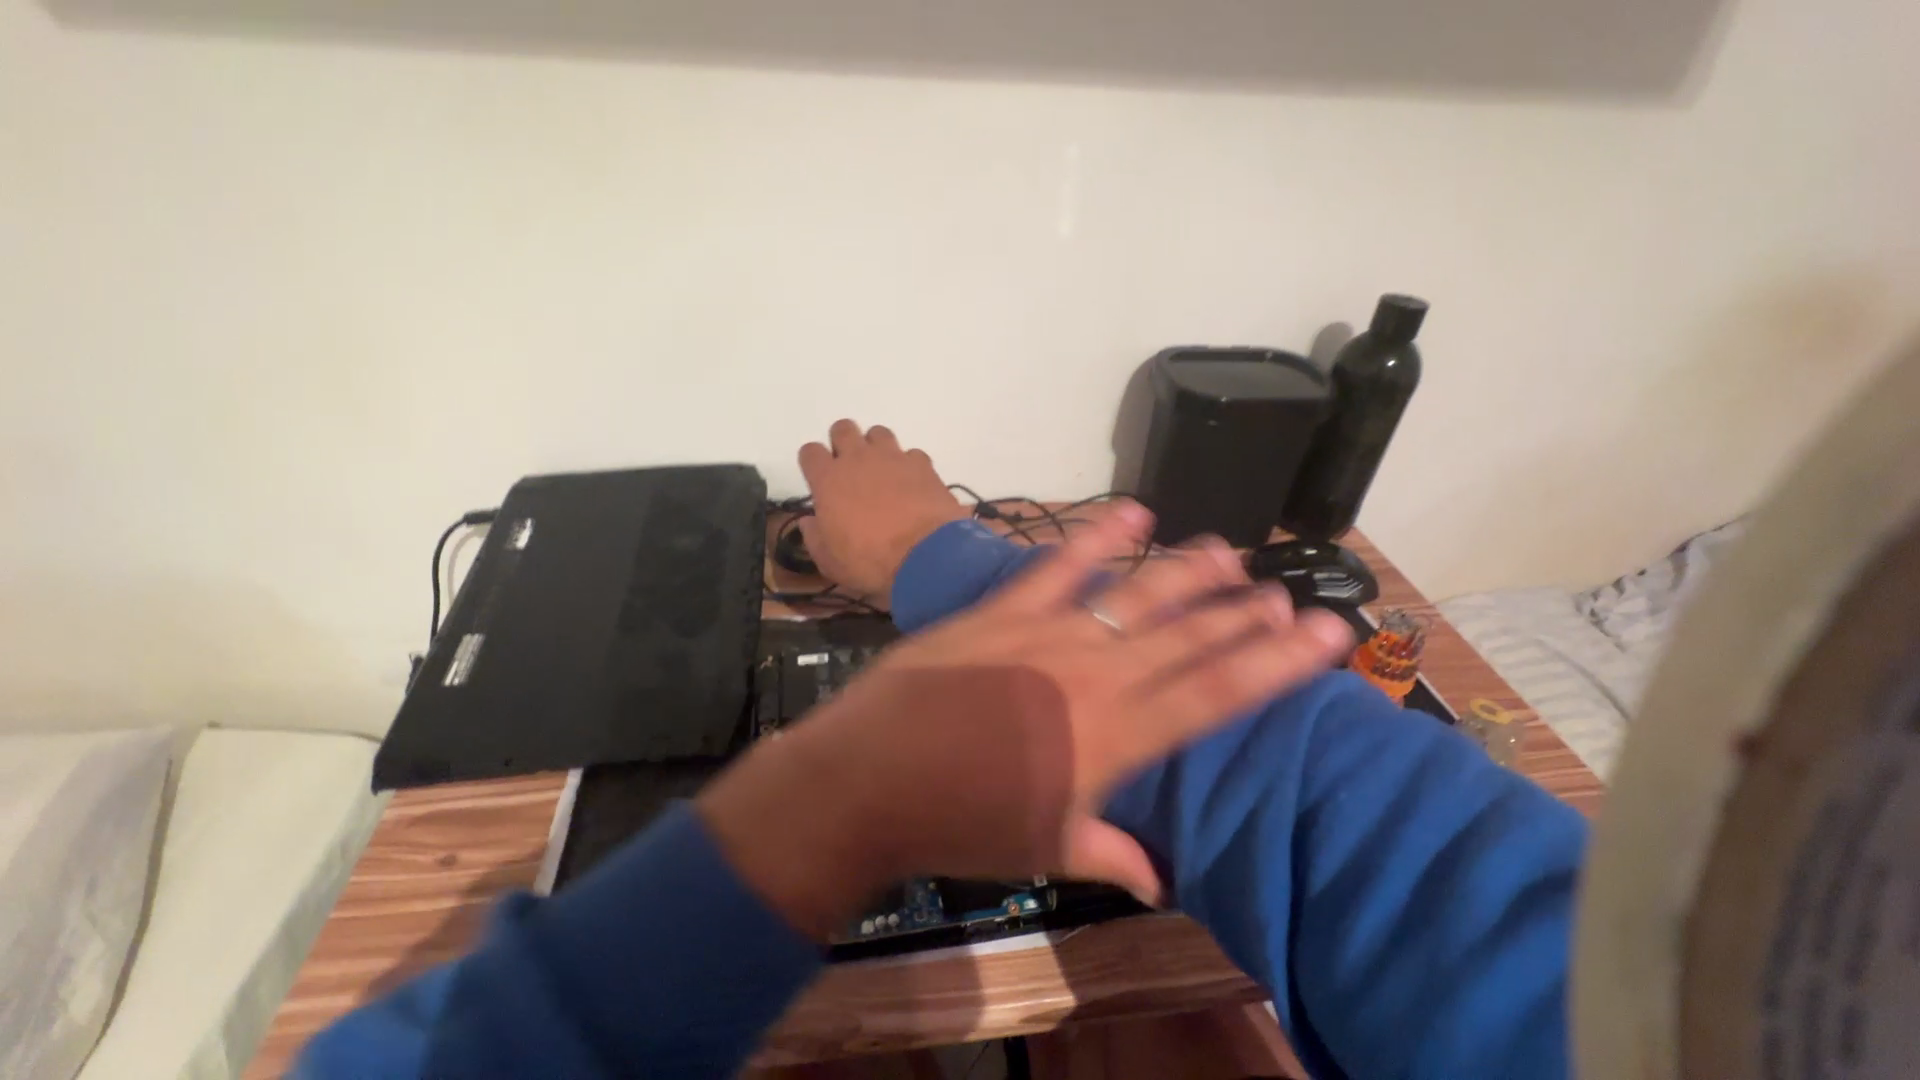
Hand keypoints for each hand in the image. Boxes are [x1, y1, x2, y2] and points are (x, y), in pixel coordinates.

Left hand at [696, 502, 1355, 937]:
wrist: (871, 777)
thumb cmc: (961, 822)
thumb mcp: (1045, 848)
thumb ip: (1110, 853)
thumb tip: (1160, 878)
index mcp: (1116, 737)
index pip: (1216, 694)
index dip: (1278, 662)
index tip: (1328, 633)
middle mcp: (1096, 675)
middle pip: (1187, 636)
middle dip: (1244, 614)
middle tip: (1287, 594)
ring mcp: (1048, 633)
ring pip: (1136, 594)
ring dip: (1187, 572)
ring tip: (1231, 554)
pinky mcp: (1002, 609)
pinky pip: (1059, 564)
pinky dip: (1096, 536)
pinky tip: (1133, 512)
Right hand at [795, 420, 969, 605]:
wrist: (925, 556)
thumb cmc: (869, 561)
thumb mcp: (829, 560)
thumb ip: (814, 536)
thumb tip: (809, 522)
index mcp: (828, 479)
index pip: (810, 452)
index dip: (813, 463)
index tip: (820, 479)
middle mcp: (858, 458)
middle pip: (843, 429)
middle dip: (843, 443)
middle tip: (850, 469)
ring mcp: (893, 457)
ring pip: (878, 433)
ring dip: (876, 448)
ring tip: (882, 472)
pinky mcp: (923, 464)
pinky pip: (911, 454)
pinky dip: (909, 465)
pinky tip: (912, 484)